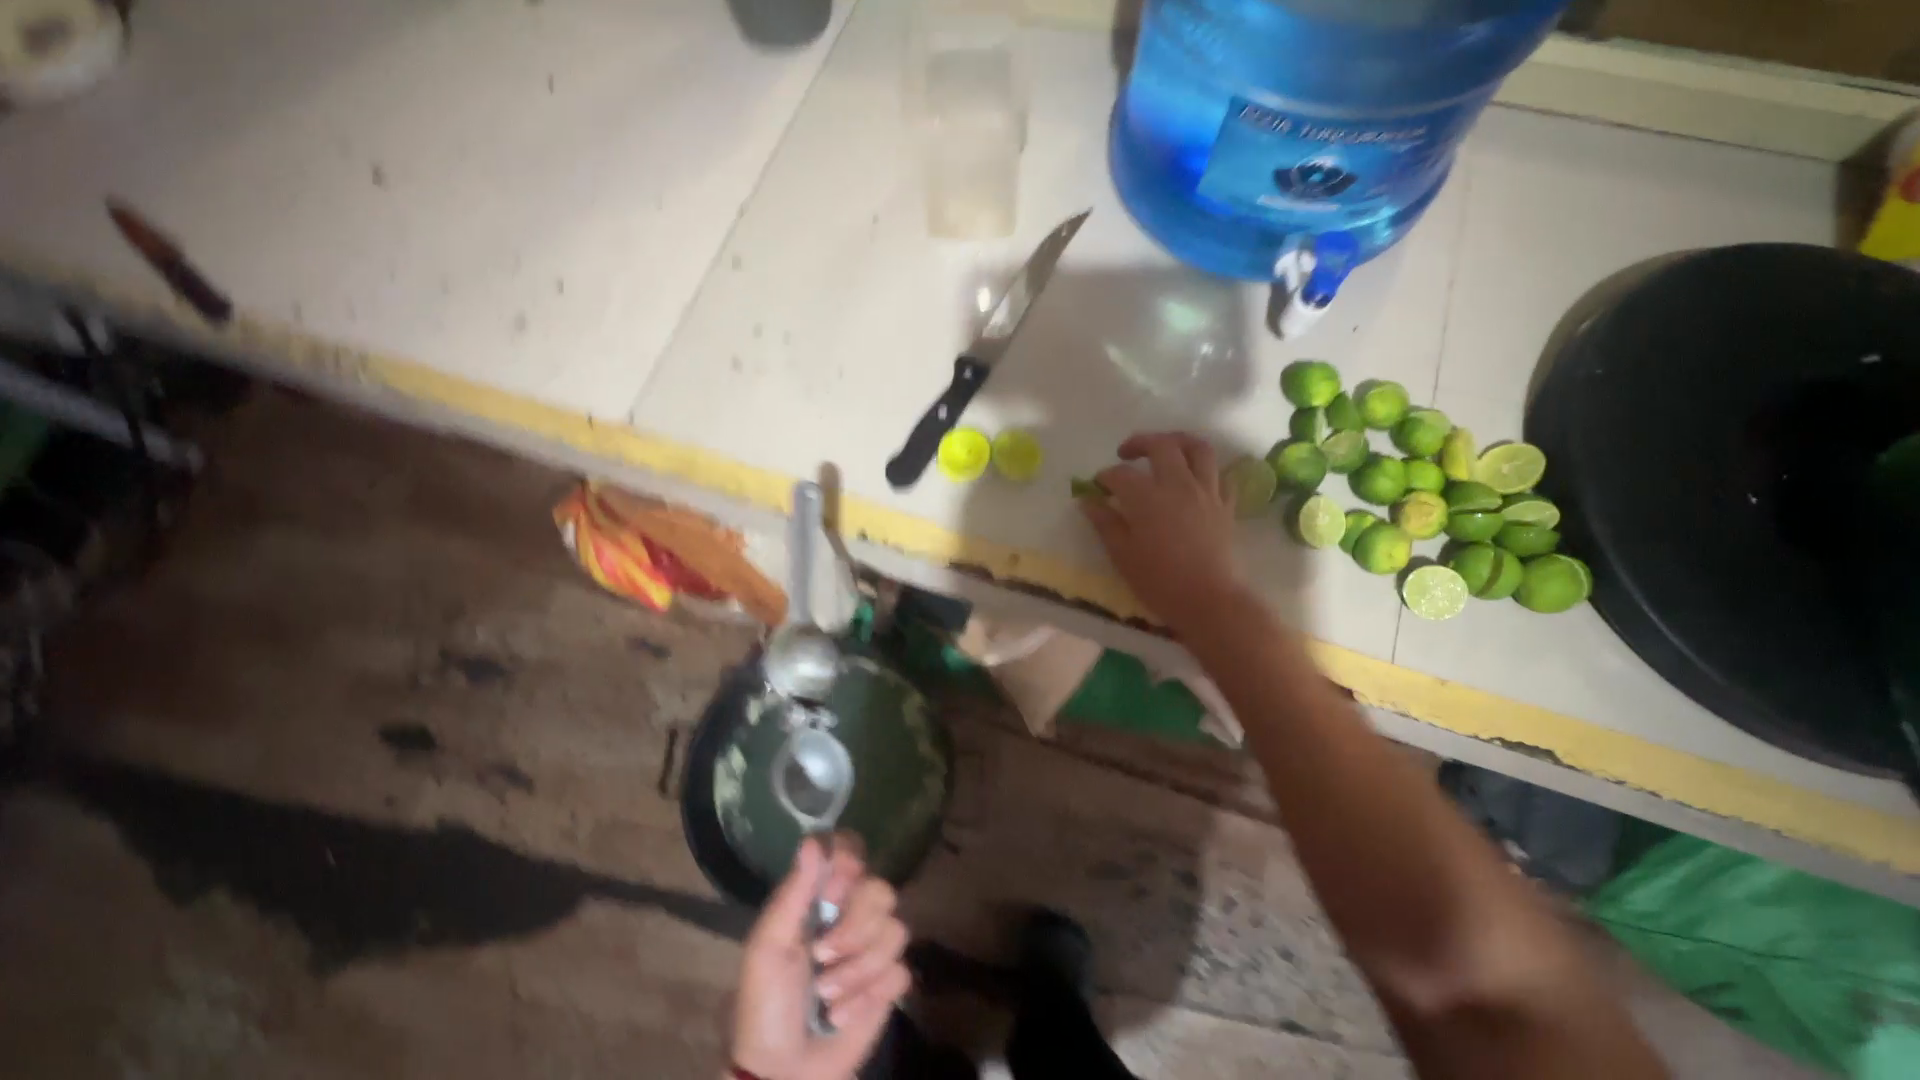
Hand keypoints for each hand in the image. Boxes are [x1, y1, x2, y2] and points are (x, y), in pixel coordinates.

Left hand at [731, 837, 910, 1079]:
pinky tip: (841, 1015)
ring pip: (896, 930)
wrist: (783, 1070)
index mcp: (819, 898)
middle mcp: (851, 915)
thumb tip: (813, 842)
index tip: (833, 891)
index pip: (850, 851)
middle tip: (822, 955)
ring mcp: (872, 950)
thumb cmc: (766, 1005)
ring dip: (856, 969)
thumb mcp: (768, 948)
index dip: (850, 863)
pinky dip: (867, 996)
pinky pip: (899, 971)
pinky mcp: (889, 986)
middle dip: (854, 927)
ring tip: (826, 996)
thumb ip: (793, 894)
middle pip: (881, 890)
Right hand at [1081, 432, 1247, 632]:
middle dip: (1139, 443)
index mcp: (1147, 497)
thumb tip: (1088, 501)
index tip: (1097, 486)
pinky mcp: (1225, 505)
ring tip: (1165, 448)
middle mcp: (1178, 485)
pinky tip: (1194, 479)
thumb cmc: (1159, 582)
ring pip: (1198, 449)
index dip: (1105, 477)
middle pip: (1161, 446)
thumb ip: (1106, 523)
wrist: (1210, 600)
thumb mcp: (1122, 555)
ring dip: (1179, 441)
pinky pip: (1219, 475)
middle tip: (1125, 454)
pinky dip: (1205, 470)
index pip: (1120, 475)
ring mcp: (1206, 492)